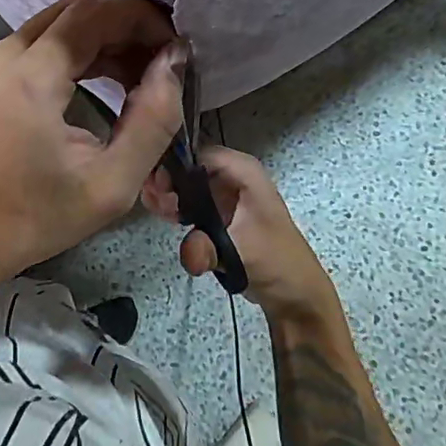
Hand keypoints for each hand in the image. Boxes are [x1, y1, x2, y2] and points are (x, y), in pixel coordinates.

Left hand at [0, 0, 187, 279]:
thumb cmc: (37, 218)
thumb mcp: (112, 184)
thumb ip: (153, 120)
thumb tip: (174, 61)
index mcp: (28, 82)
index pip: (94, 15)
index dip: (142, 19)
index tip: (174, 48)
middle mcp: (1, 57)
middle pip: (76, 9)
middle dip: (126, 25)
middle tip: (161, 61)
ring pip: (59, 20)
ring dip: (105, 36)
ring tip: (141, 73)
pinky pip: (41, 39)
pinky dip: (79, 48)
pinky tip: (106, 77)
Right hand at [141, 145, 338, 320]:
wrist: (293, 293)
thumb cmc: (277, 263)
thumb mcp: (242, 253)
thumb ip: (209, 250)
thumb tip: (186, 251)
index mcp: (244, 172)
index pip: (200, 153)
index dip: (175, 166)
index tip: (157, 187)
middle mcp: (232, 176)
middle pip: (190, 165)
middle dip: (167, 180)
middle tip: (152, 201)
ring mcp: (224, 194)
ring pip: (186, 182)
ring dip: (167, 193)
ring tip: (155, 209)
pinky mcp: (217, 213)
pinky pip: (189, 200)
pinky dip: (174, 205)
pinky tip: (162, 216)